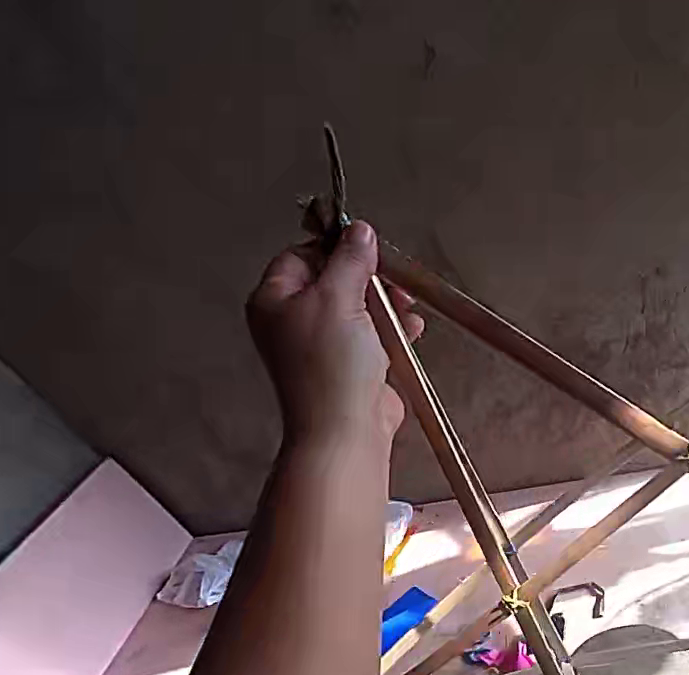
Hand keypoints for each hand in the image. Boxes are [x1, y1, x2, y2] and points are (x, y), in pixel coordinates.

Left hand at [245, 219, 424, 446]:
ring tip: (407, 305)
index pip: (302, 256)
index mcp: (275, 301)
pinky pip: (374, 339)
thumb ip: (350, 262)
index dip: (335, 249)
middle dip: (368, 280)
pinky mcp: (353, 369)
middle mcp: (295, 322)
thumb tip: (360, 231)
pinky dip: (394, 332)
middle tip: (393, 278)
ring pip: (359, 312)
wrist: (346, 429)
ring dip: (386, 306)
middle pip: (334, 283)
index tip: (367, 247)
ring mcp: (325, 348)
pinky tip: (412, 328)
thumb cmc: (332, 367)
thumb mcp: (339, 300)